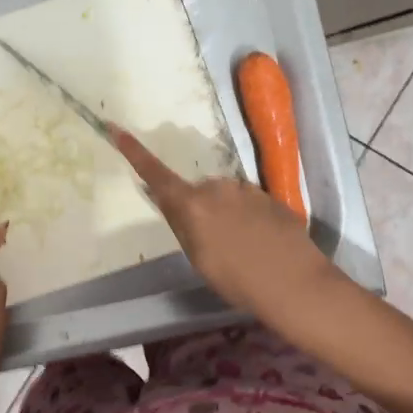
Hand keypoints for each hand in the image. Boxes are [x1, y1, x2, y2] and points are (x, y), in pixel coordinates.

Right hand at [114, 128, 333, 317]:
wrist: (296, 284)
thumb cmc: (238, 280)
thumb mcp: (199, 259)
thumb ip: (182, 225)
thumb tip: (167, 199)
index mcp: (192, 203)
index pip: (156, 174)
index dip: (134, 152)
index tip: (116, 128)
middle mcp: (217, 187)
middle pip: (198, 193)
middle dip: (200, 210)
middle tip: (213, 246)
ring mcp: (247, 189)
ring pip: (226, 198)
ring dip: (227, 215)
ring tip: (242, 250)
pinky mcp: (272, 197)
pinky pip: (249, 204)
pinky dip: (250, 220)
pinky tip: (262, 244)